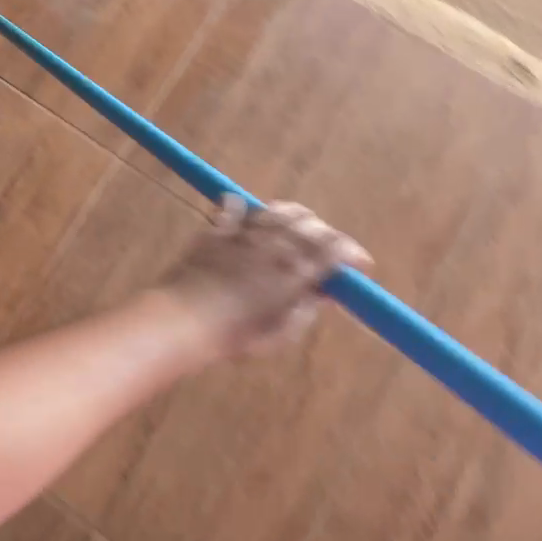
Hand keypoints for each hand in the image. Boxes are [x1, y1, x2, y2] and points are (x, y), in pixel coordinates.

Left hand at [162, 197, 371, 357]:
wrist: (183, 317)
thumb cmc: (235, 334)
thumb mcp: (281, 332)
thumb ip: (305, 309)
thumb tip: (322, 293)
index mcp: (294, 272)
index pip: (335, 250)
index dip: (352, 252)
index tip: (359, 262)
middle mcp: (272, 247)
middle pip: (308, 225)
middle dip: (324, 232)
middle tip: (327, 242)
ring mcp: (241, 235)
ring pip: (274, 212)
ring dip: (290, 214)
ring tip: (296, 220)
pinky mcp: (214, 232)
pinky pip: (230, 209)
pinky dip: (239, 205)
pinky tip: (242, 205)